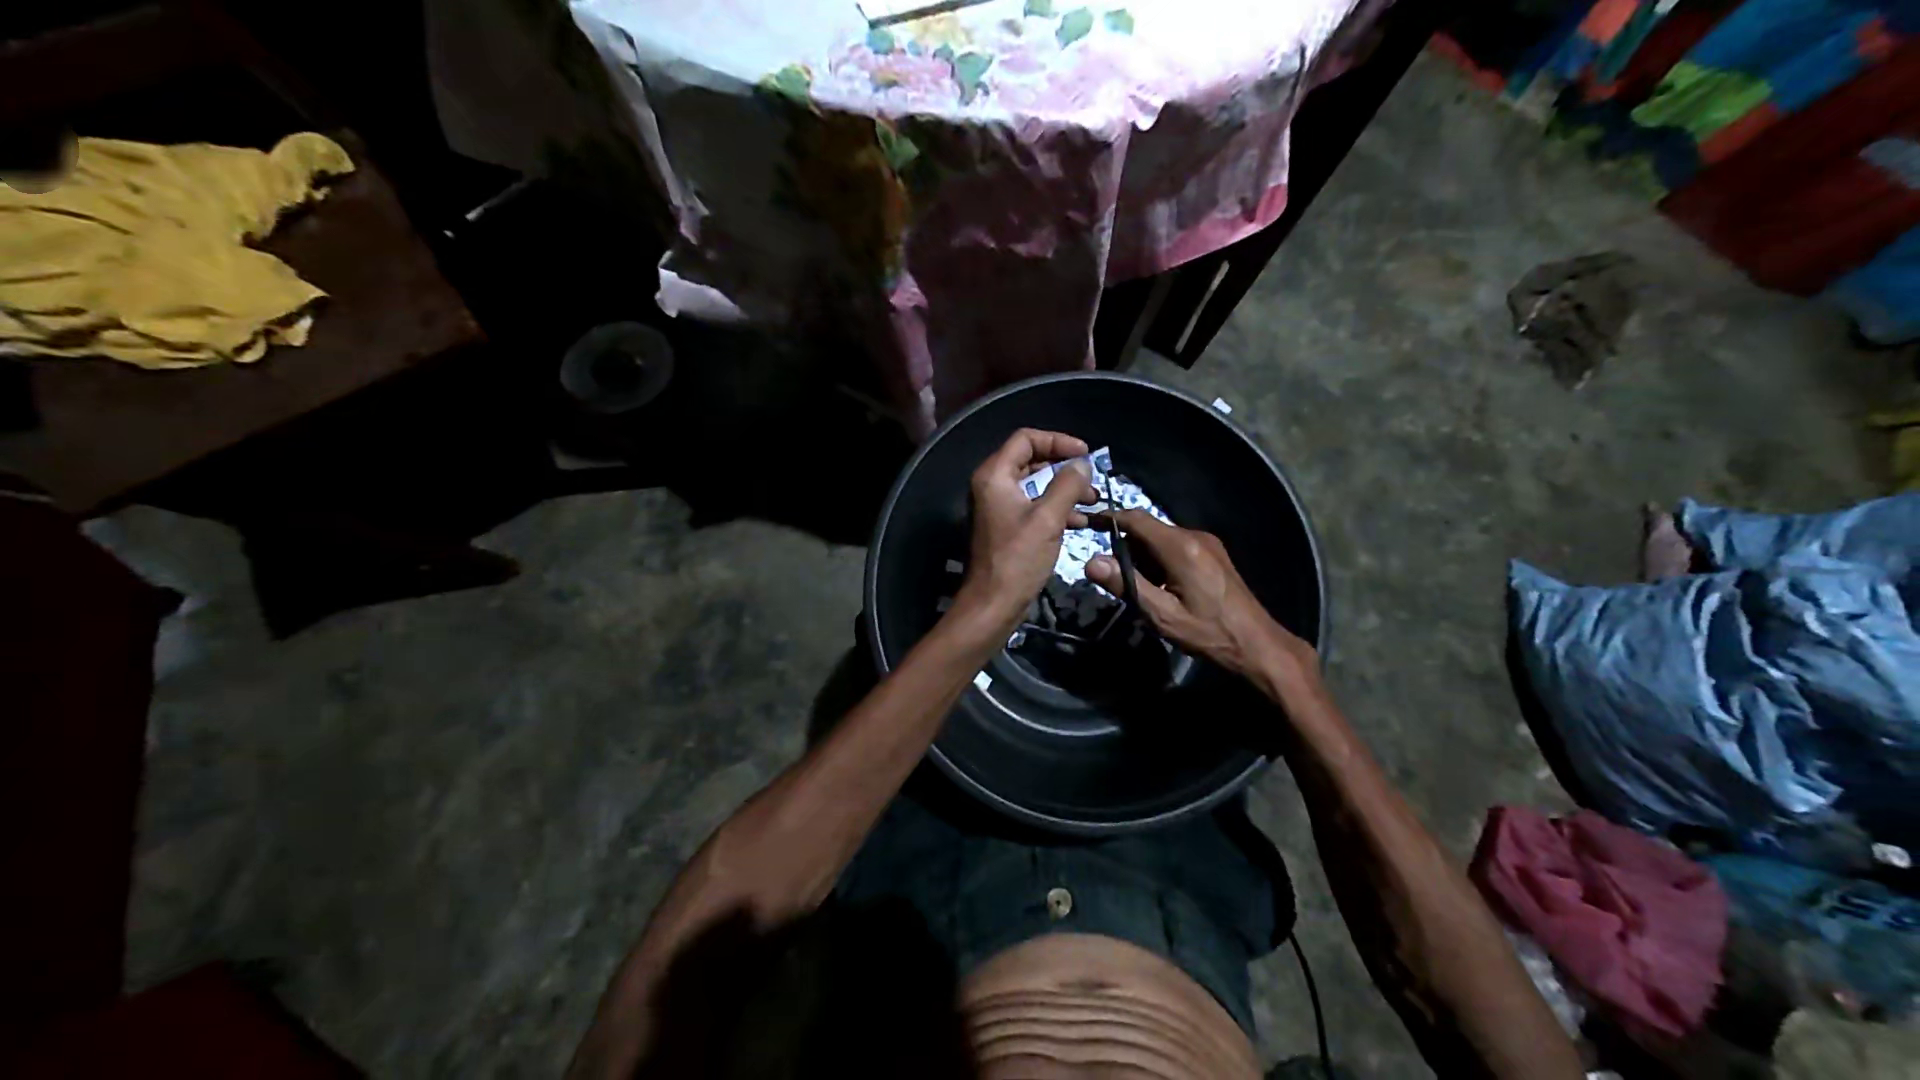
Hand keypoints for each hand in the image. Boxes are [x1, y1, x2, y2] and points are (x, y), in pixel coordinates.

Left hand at [959, 429, 1096, 628]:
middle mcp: (992, 485)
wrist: (993, 603)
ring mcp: (998, 507)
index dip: (1057, 441)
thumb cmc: (1017, 559)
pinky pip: (1033, 506)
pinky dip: (1055, 508)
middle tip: (1092, 480)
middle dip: (1064, 468)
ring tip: (1092, 501)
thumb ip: (1067, 485)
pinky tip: (1080, 520)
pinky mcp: (1006, 526)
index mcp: (994, 475)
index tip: (1085, 454)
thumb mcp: (1048, 519)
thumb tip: (1083, 464)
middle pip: (1031, 461)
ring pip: (1035, 485)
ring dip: (1064, 489)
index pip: (1026, 439)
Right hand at [1086, 511, 1317, 683]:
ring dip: (1143, 556)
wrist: (1258, 645)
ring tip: (1136, 586)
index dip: (1110, 517)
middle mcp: (1195, 536)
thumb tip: (1091, 562)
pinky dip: (1159, 560)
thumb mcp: (1162, 614)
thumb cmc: (1209, 632)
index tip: (1087, 522)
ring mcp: (1207, 544)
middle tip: (1111, 573)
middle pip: (1149, 529)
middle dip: (1126, 546)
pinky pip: (1176, 547)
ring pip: (1162, 539)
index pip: (1137, 519)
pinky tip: (1159, 586)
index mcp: (1181, 547)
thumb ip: (1127, 585)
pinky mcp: (1214, 555)